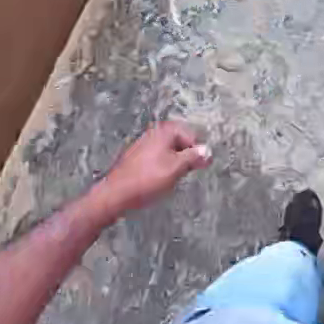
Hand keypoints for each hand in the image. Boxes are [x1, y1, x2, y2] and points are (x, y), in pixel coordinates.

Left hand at [87, 121, 211, 219]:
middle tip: (183, 174)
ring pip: (169, 151)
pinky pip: (157, 158)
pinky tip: (157, 181)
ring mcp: (144, 144)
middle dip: (185, 157)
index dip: (197, 152)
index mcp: (164, 130)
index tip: (197, 168)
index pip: (191, 136)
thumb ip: (194, 157)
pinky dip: (162, 167)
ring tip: (169, 179)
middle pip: (180, 142)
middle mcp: (153, 132)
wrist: (116, 193)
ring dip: (174, 164)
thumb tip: (208, 151)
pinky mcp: (137, 157)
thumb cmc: (147, 179)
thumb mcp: (176, 168)